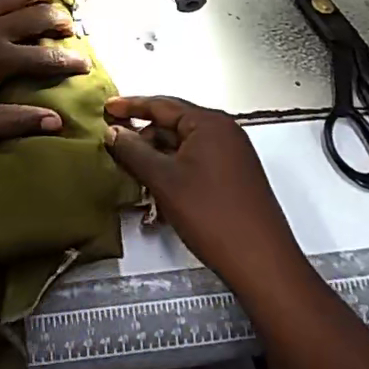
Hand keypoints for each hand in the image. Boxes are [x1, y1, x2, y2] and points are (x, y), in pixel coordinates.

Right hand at [103, 96, 298, 274]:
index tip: (106, 108)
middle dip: (142, 137)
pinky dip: (173, 172)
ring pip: (182, 147)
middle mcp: (224, 133)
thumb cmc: (211, 214)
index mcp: (209, 123)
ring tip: (132, 173)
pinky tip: (158, 192)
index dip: (130, 106)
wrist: (262, 264)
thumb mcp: (163, 180)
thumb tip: (112, 132)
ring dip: (156, 158)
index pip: (161, 104)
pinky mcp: (234, 178)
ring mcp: (232, 156)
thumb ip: (133, 151)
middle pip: (172, 125)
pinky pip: (195, 164)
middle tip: (115, 146)